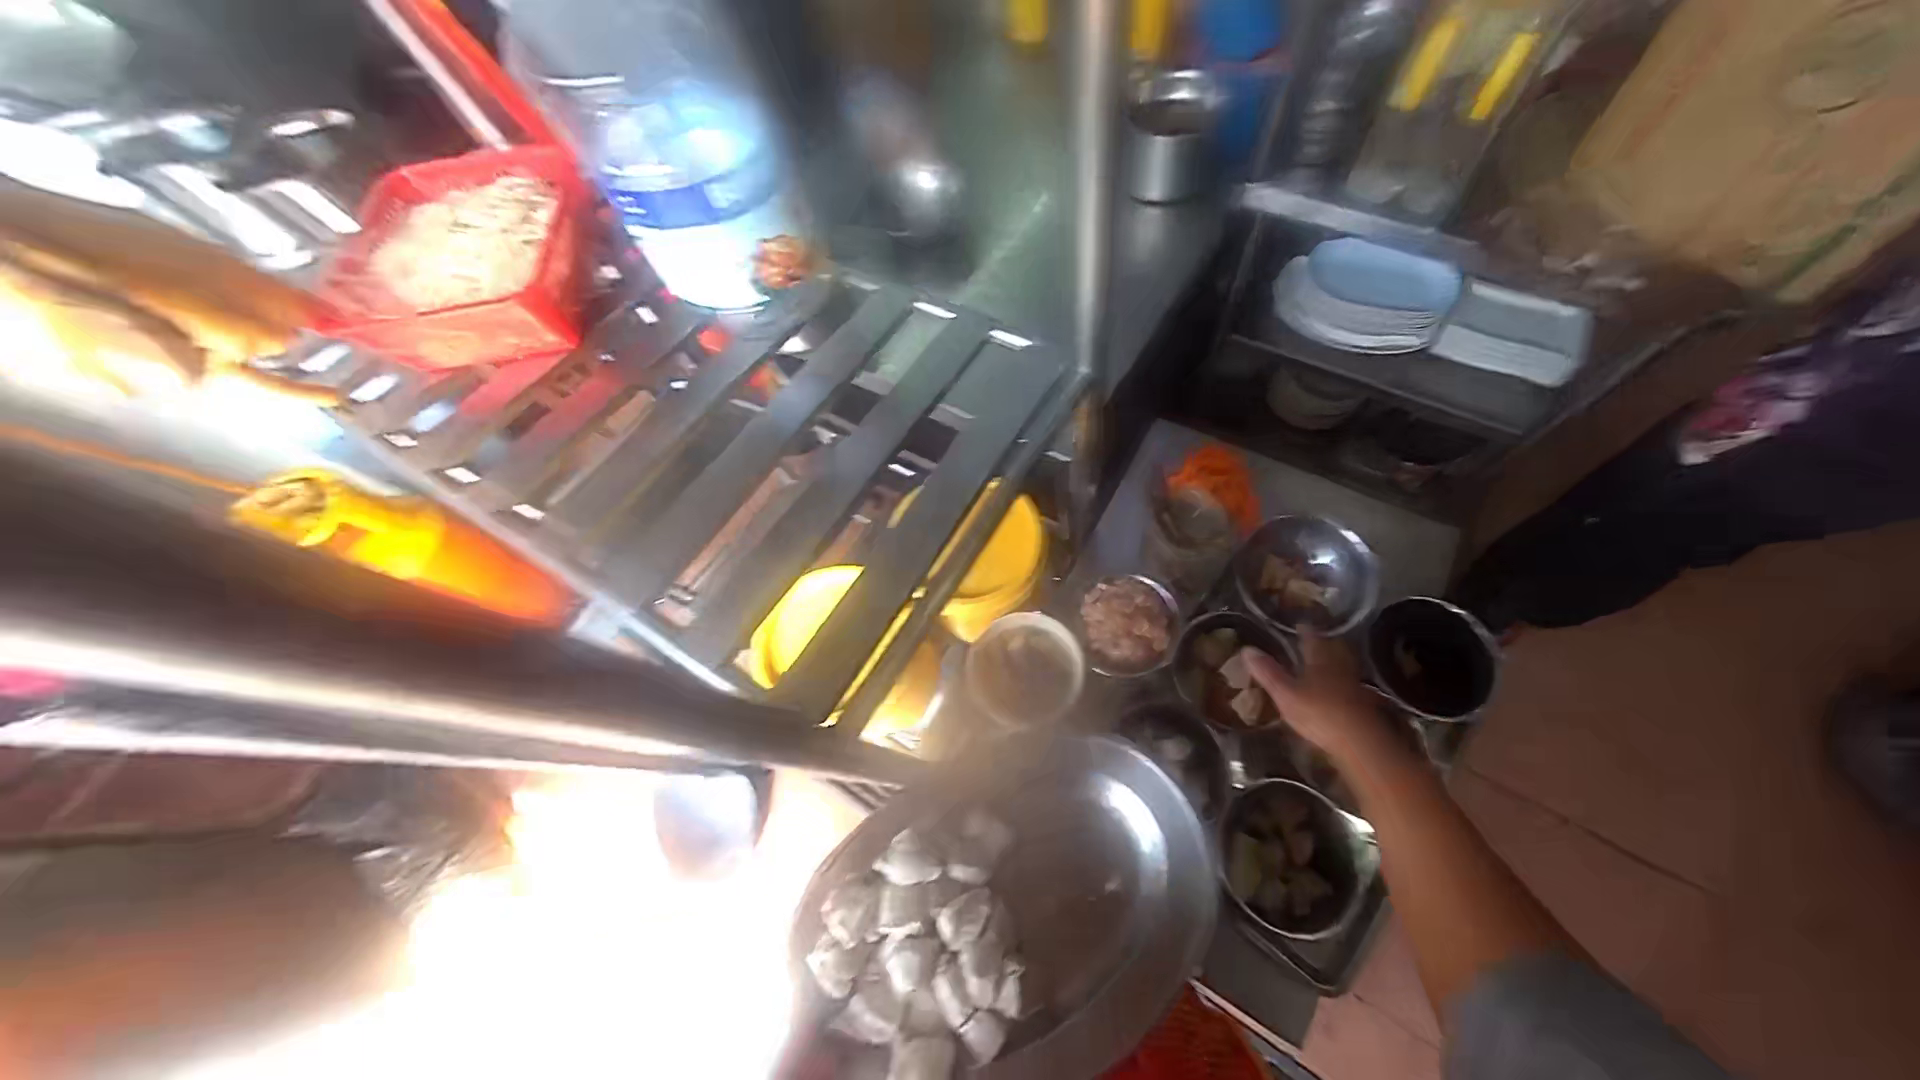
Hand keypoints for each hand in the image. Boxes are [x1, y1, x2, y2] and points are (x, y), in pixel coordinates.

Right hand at [1240, 636, 1402, 765]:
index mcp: (1320, 661)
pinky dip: (1343, 685)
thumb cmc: (1320, 713)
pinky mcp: (1366, 705)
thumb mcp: (1285, 693)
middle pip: (1333, 650)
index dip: (1305, 631)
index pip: (1312, 638)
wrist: (1363, 742)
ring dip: (1335, 663)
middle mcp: (1341, 668)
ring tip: (1324, 664)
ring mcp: (1356, 686)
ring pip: (1344, 668)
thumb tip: (1246, 648)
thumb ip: (1268, 672)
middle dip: (1324, 644)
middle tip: (1315, 641)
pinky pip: (1352, 687)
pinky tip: (1338, 693)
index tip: (1300, 624)